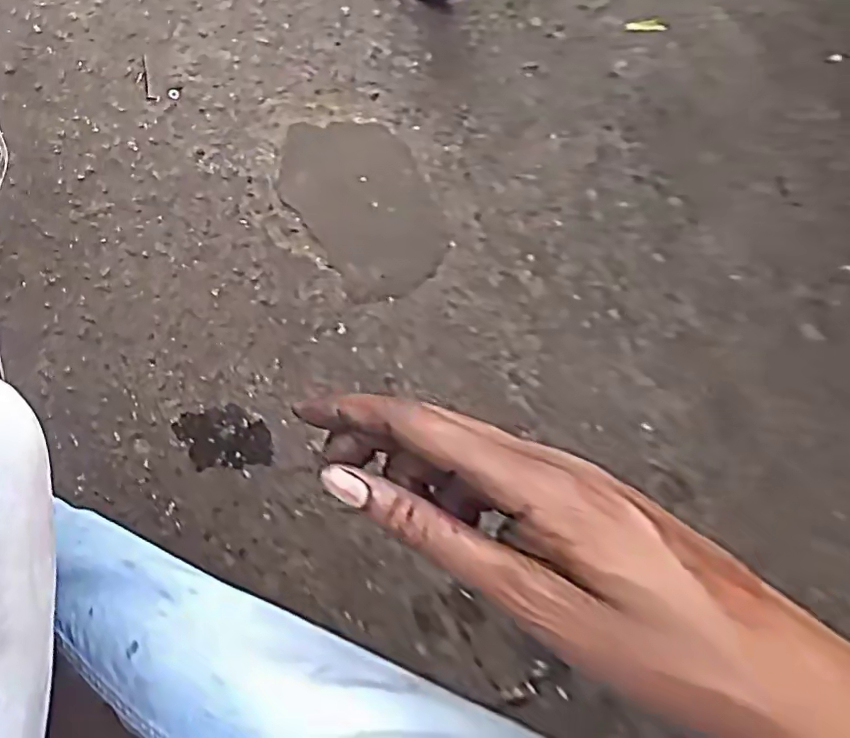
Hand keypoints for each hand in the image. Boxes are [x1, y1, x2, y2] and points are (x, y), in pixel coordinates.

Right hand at [296, 394, 849, 737]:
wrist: (805, 697)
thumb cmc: (679, 657)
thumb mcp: (527, 596)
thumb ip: (425, 530)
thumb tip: (347, 484)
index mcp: (540, 483)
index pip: (418, 421)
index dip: (351, 409)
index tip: (307, 410)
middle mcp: (557, 467)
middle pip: (435, 423)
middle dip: (369, 432)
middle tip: (330, 458)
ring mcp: (576, 478)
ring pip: (462, 443)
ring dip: (408, 459)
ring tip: (384, 496)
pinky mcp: (587, 496)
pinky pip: (495, 466)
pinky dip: (450, 479)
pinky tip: (448, 514)